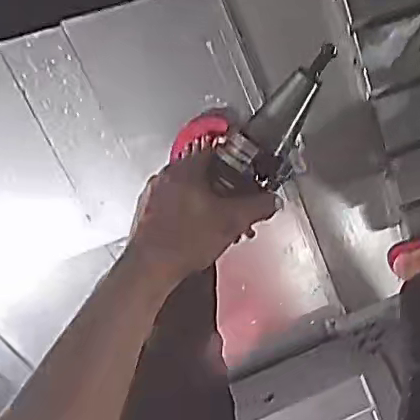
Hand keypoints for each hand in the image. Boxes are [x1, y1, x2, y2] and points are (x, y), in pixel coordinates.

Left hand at [123, 151, 278, 286]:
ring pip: (190, 191)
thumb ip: (259, 206)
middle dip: (227, 190)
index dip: (238, 164)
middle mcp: (166, 177)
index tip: (248, 175)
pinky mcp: (148, 213)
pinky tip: (203, 233)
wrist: (152, 267)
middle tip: (239, 204)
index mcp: (185, 170)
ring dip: (210, 204)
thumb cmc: (183, 241)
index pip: (217, 152)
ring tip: (224, 224)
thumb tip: (271, 201)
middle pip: (204, 174)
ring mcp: (154, 195)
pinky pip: (176, 206)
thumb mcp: (234, 220)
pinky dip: (192, 215)